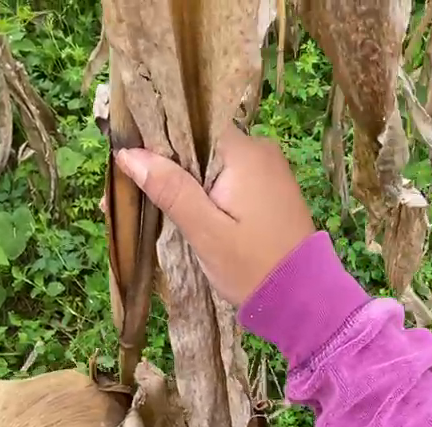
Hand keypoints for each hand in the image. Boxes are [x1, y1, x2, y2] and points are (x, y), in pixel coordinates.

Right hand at [116, 129, 314, 304]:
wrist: (302, 299)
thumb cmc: (251, 268)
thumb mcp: (206, 232)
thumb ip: (171, 189)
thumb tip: (129, 154)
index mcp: (243, 151)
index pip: (191, 124)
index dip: (159, 141)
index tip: (133, 166)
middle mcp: (260, 149)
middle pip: (202, 144)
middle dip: (172, 167)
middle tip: (140, 197)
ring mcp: (271, 169)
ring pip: (216, 164)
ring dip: (191, 183)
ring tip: (164, 210)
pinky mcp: (274, 190)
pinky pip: (233, 179)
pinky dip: (212, 194)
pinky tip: (197, 215)